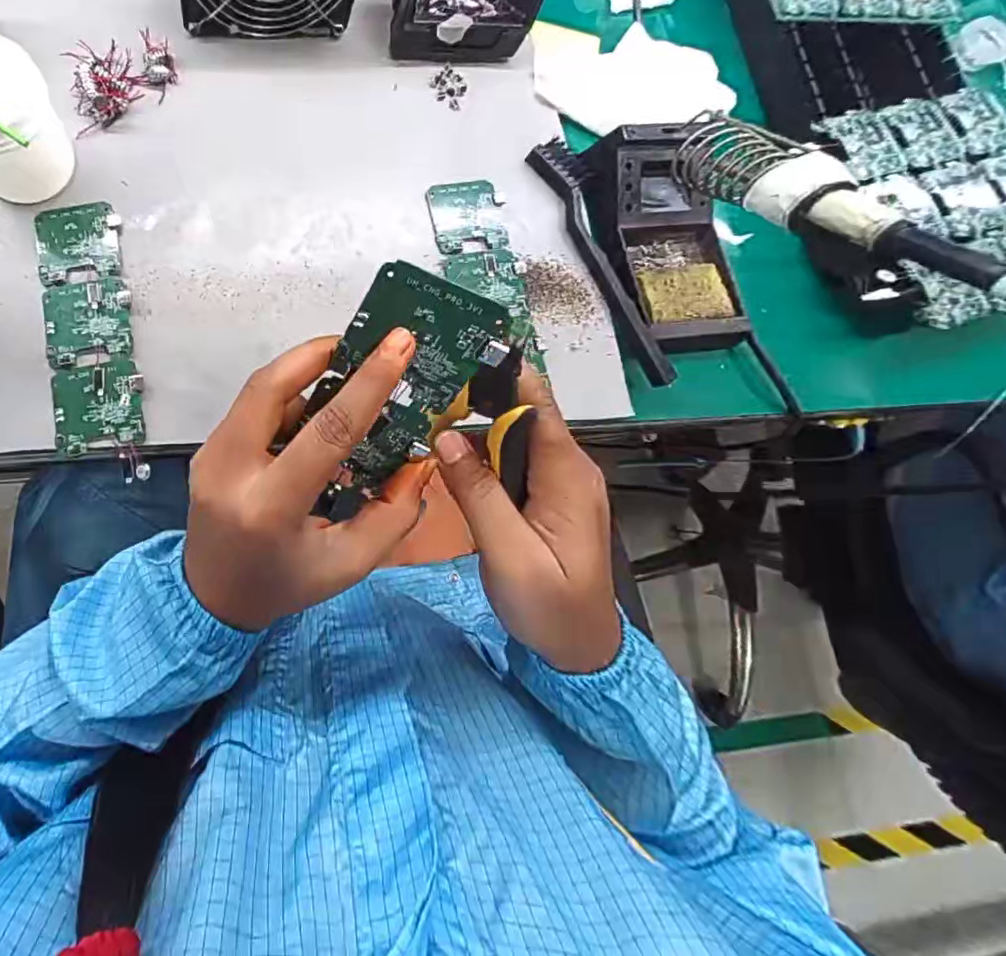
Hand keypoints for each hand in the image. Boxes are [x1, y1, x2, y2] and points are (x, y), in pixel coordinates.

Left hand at [185, 330, 435, 631]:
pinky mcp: (207, 451)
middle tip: (365, 344)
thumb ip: (392, 513)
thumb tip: (415, 459)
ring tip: (347, 371)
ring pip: (258, 392)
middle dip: (319, 353)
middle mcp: (229, 473)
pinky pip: (250, 409)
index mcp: (268, 507)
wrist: (212, 598)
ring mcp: (210, 457)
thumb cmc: (283, 584)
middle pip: (270, 387)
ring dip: (303, 373)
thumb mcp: (348, 564)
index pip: (324, 431)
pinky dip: (286, 398)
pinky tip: (315, 408)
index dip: (366, 383)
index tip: (398, 344)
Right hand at [433, 364, 621, 671]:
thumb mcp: (508, 553)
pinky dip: (480, 455)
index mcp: (566, 476)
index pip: (536, 405)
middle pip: (521, 415)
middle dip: (476, 399)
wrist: (579, 651)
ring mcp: (557, 483)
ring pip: (512, 437)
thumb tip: (445, 438)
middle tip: (426, 390)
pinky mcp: (544, 498)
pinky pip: (511, 461)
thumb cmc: (551, 608)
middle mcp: (568, 470)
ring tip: (427, 415)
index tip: (459, 354)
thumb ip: (478, 494)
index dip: (501, 376)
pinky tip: (450, 455)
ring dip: (474, 428)